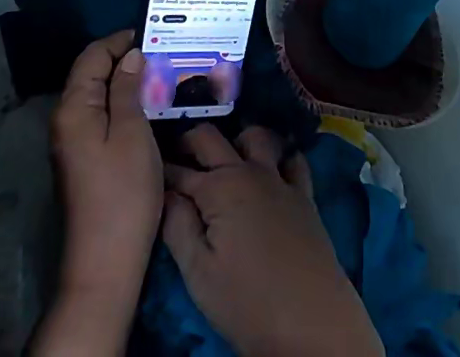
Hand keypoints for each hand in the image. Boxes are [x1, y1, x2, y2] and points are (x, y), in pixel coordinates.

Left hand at [31, 30, 161, 355]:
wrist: (106, 258)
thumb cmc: (123, 192)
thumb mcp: (132, 133)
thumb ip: (127, 89)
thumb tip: (130, 55)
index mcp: (73, 109)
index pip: (91, 57)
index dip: (119, 41)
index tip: (152, 34)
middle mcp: (66, 120)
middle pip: (91, 74)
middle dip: (123, 58)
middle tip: (161, 53)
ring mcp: (73, 141)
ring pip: (97, 95)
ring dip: (124, 80)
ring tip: (159, 74)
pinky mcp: (83, 158)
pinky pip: (101, 115)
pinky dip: (122, 103)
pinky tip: (147, 106)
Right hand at [163, 126, 383, 356]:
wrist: (312, 321)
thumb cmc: (247, 302)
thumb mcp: (199, 274)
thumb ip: (178, 227)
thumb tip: (167, 194)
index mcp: (219, 188)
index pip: (179, 170)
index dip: (160, 169)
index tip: (147, 170)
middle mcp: (249, 172)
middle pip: (212, 138)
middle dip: (189, 141)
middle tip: (176, 155)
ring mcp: (280, 180)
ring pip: (256, 137)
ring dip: (236, 140)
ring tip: (225, 159)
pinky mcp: (304, 194)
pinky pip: (293, 159)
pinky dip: (279, 157)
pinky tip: (272, 169)